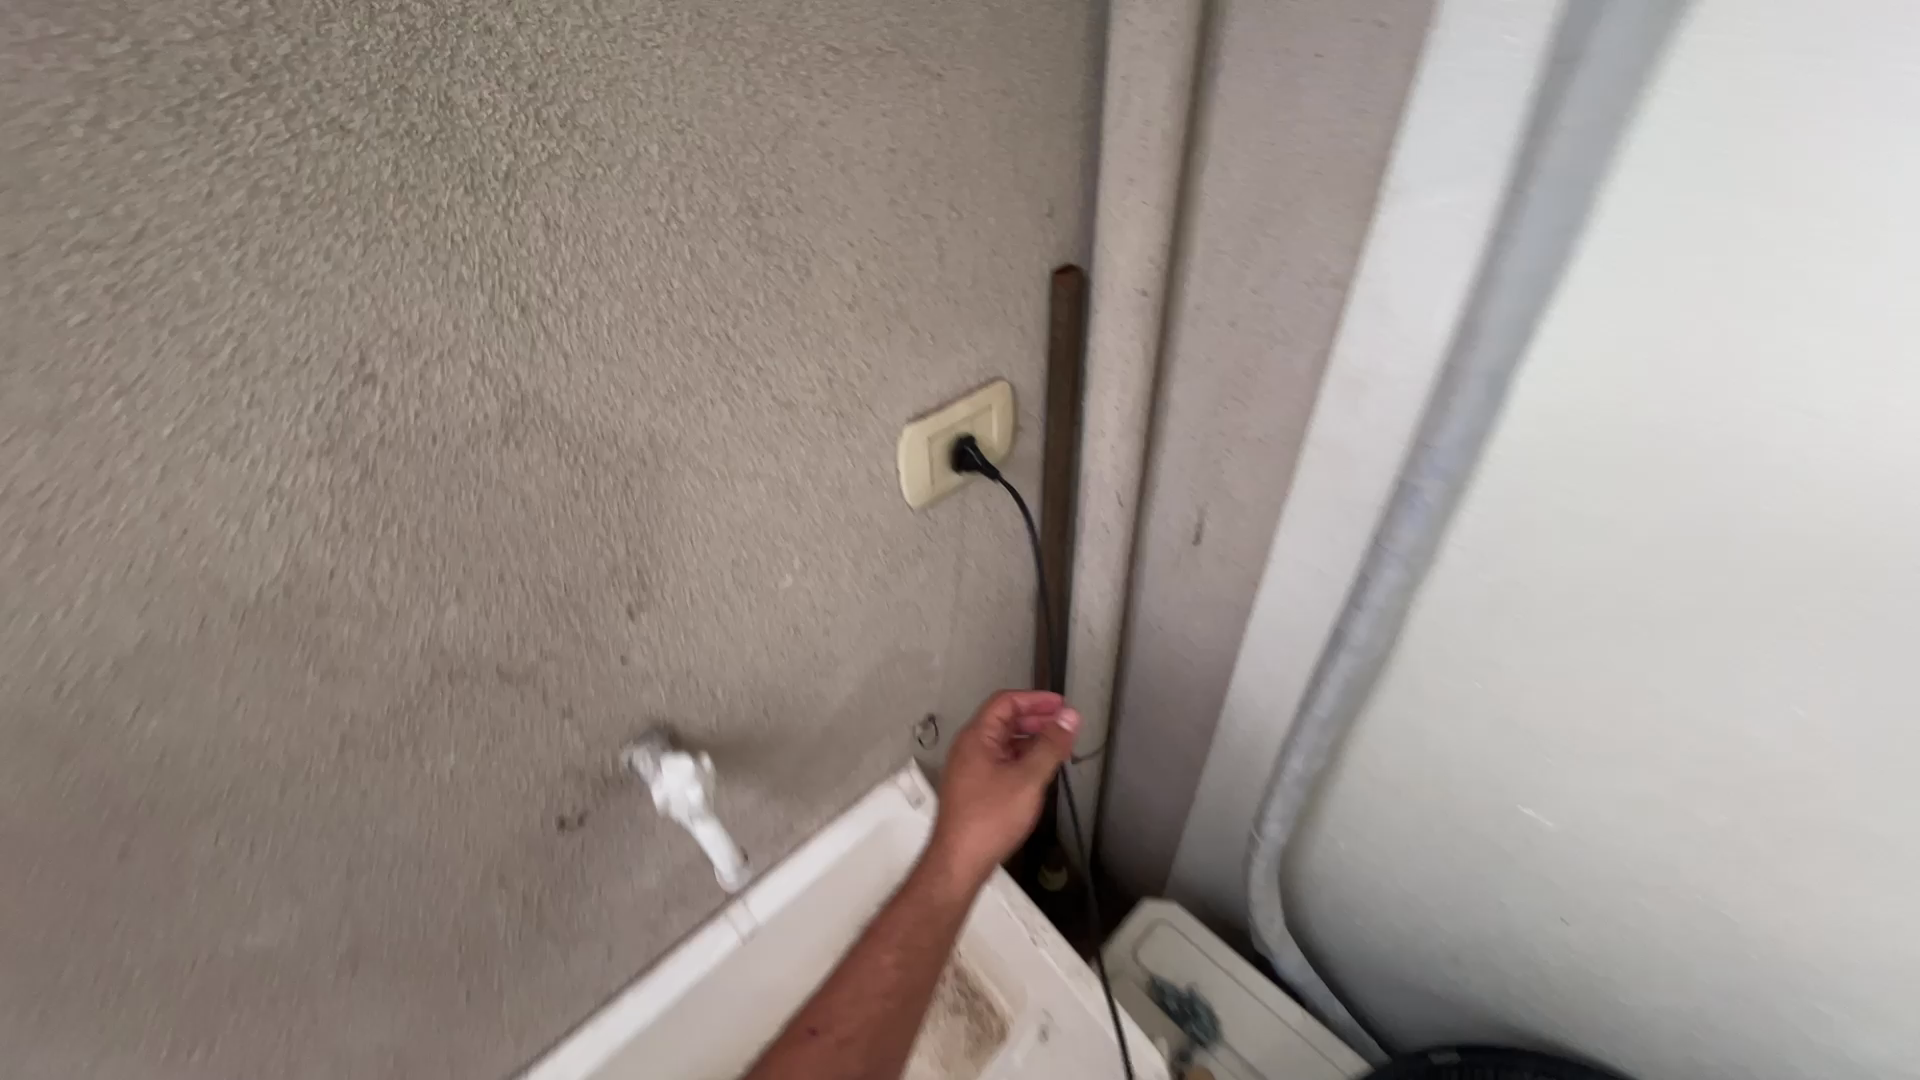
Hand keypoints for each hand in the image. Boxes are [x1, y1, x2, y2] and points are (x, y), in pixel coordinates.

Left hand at [926, 690, 1080, 886]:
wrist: (959, 861)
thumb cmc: (988, 819)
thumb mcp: (1028, 778)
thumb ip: (1050, 746)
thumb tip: (1068, 718)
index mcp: (976, 737)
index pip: (1005, 702)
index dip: (1035, 699)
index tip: (1060, 704)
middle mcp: (969, 748)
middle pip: (1004, 720)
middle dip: (1036, 718)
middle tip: (1063, 723)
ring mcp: (970, 768)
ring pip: (1003, 742)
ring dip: (1030, 740)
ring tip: (1057, 747)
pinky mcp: (974, 788)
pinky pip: (1000, 761)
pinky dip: (1022, 758)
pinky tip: (1039, 770)